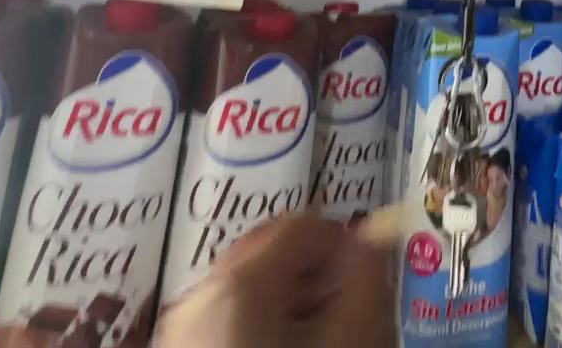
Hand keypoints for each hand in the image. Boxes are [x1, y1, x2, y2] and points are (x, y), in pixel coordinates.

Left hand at [154, 215, 394, 347]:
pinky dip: (262, 329)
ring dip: (291, 301)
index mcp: (240, 285)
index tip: (371, 270)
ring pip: (246, 293)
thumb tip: (382, 229)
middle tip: (351, 302)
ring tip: (325, 335)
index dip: (343, 239)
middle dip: (316, 270)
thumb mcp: (353, 341)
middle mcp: (198, 300)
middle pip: (268, 255)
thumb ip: (370, 277)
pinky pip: (226, 326)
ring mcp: (179, 339)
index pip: (300, 226)